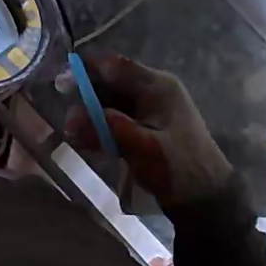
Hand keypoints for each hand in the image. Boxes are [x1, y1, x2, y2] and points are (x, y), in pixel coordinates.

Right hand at [65, 53, 231, 209]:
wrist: (205, 199)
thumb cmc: (178, 168)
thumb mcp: (141, 147)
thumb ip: (106, 128)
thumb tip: (70, 116)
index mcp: (157, 87)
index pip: (115, 66)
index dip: (86, 70)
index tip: (60, 82)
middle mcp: (153, 92)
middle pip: (110, 83)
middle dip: (85, 96)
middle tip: (63, 114)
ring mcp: (150, 111)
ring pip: (111, 103)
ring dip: (90, 114)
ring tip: (72, 132)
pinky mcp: (146, 129)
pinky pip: (116, 119)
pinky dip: (100, 127)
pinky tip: (86, 140)